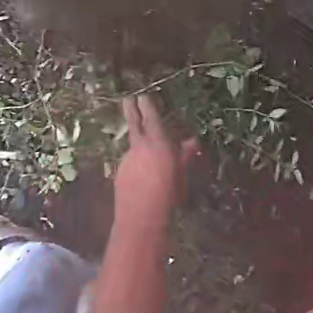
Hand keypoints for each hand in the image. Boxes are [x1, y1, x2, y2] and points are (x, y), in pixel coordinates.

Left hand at [114, 94, 198, 232]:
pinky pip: (130, 160)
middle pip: (134, 122)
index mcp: (158, 143)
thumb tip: (192, 141)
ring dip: (137, 140)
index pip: (151, 118)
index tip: (143, 95)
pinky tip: (142, 171)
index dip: (146, 105)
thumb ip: (184, 155)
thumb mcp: (181, 174)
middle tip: (128, 98)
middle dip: (131, 109)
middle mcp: (140, 146)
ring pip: (133, 143)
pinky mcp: (120, 170)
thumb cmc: (168, 194)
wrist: (141, 218)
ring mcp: (127, 158)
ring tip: (144, 143)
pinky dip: (136, 160)